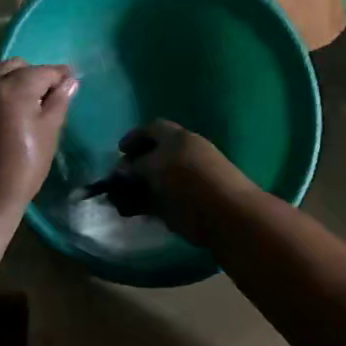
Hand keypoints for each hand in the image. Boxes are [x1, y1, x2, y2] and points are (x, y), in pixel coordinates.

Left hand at [0, 59, 78, 211]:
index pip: (44, 71)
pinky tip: (7, 111)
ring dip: (14, 80)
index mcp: (15, 86)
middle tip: (48, 94)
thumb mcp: (49, 131)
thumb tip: (69, 81)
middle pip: (17, 66)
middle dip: (34, 74)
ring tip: (28, 102)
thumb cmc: (25, 164)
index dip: (61, 76)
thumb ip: (59, 101)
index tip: (72, 82)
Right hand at [100, 120, 252, 245]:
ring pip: (156, 180)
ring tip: (122, 197)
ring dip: (138, 186)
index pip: (152, 130)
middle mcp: (184, 155)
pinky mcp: (187, 205)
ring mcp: (188, 181)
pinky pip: (161, 201)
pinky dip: (146, 204)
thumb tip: (123, 169)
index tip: (120, 151)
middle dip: (134, 165)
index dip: (134, 137)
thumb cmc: (189, 183)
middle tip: (119, 177)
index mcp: (178, 139)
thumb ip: (136, 166)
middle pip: (154, 155)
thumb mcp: (155, 166)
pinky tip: (135, 210)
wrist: (226, 216)